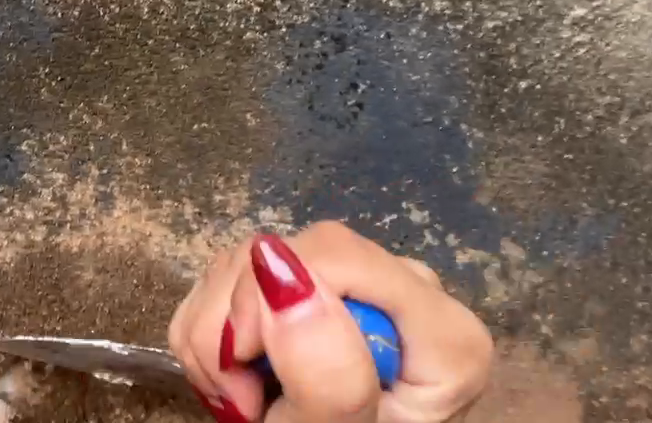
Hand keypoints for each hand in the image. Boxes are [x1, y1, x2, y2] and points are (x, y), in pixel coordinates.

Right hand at [169, 225, 493, 422]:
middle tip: (243, 400)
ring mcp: (348, 280)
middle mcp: (401, 287)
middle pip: (290, 252)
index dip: (271, 292)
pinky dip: (210, 325)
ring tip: (244, 399)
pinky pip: (232, 271)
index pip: (338, 254)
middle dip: (238, 319)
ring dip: (217, 330)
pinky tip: (237, 375)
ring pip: (249, 257)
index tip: (245, 362)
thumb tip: (280, 275)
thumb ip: (326, 376)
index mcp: (441, 329)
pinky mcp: (304, 282)